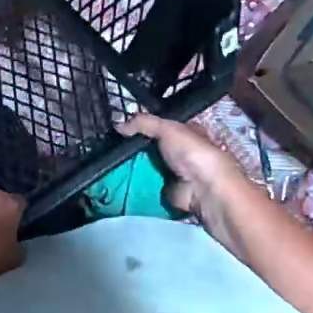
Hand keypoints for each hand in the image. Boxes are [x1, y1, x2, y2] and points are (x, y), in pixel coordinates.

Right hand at [118, 114, 250, 220]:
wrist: (203, 187)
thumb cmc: (191, 151)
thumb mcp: (166, 128)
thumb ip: (142, 123)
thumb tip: (117, 125)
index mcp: (185, 132)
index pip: (160, 126)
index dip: (142, 126)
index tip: (120, 128)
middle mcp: (180, 151)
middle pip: (151, 146)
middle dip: (134, 147)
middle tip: (111, 146)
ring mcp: (173, 171)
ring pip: (147, 164)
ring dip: (131, 165)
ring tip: (110, 161)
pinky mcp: (166, 189)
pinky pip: (147, 183)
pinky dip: (134, 182)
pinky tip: (117, 178)